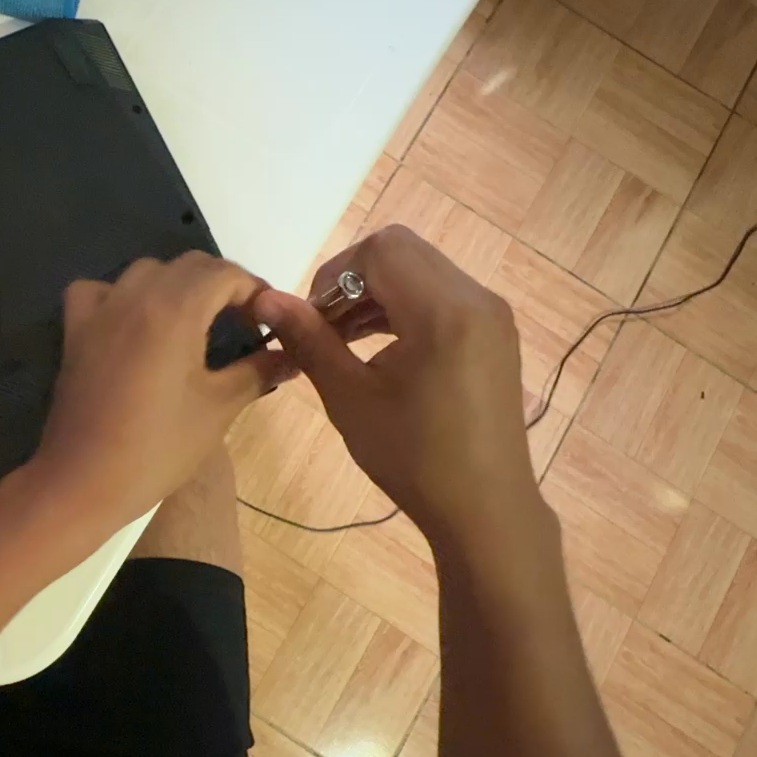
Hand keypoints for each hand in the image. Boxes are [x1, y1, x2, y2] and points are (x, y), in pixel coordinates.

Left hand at [29, 252, 289, 528]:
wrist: (83, 480)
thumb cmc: (157, 447)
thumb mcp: (218, 408)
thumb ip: (256, 372)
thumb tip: (290, 357)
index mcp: (174, 309)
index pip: (225, 274)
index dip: (255, 291)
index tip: (268, 323)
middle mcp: (134, 297)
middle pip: (187, 266)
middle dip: (220, 286)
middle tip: (239, 327)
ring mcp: (99, 313)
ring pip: (144, 273)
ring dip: (175, 287)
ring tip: (193, 325)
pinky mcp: (74, 334)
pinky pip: (96, 292)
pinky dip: (119, 296)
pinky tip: (131, 324)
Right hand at [253, 226, 541, 549]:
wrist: (482, 506)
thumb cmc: (410, 456)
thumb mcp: (348, 397)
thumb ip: (308, 339)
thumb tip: (264, 299)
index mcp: (444, 312)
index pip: (380, 250)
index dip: (333, 274)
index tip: (310, 320)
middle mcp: (476, 299)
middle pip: (401, 252)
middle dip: (351, 280)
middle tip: (323, 328)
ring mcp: (490, 315)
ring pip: (420, 271)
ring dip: (373, 293)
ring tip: (341, 341)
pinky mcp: (492, 332)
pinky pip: (439, 296)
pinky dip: (400, 308)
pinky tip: (375, 349)